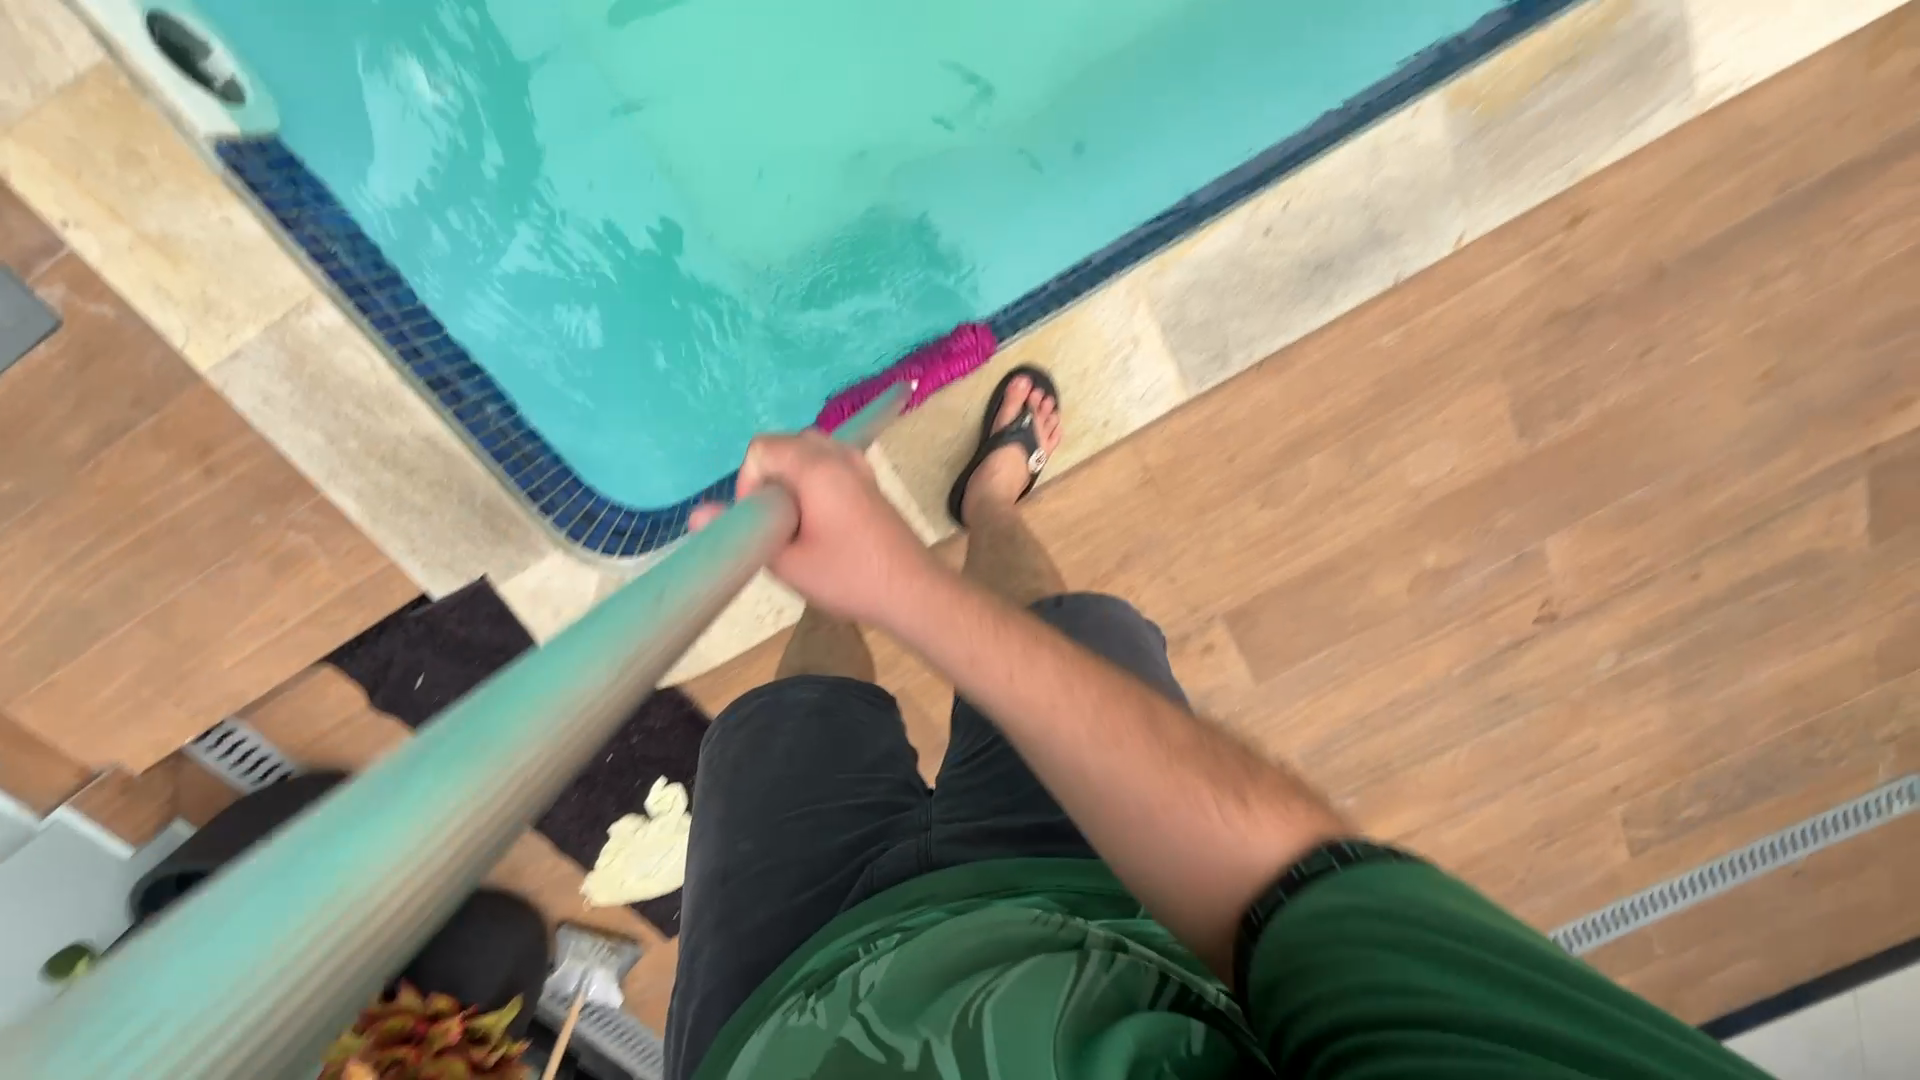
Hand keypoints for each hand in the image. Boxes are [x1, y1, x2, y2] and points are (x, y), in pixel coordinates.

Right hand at [690, 431, 936, 623]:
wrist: (912, 591)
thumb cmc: (849, 577)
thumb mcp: (788, 561)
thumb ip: (743, 532)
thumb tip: (696, 515)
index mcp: (816, 466)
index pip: (761, 448)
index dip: (749, 482)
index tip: (762, 520)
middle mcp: (839, 455)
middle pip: (786, 444)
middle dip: (770, 478)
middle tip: (776, 523)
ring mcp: (859, 466)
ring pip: (809, 453)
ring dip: (792, 481)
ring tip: (797, 525)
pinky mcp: (870, 482)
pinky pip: (830, 465)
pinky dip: (814, 483)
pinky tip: (821, 523)